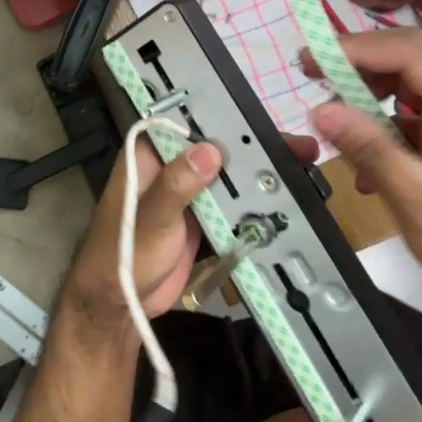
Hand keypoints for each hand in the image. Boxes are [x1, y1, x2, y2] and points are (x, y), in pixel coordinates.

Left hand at [62, 130, 319, 332]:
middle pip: (218, 149)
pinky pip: (232, 206)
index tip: (263, 122)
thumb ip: (176, 185)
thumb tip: (210, 150)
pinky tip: (284, 203)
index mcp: (150, 154)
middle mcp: (171, 167)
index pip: (190, 123)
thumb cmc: (123, 254)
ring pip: (228, 177)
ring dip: (259, 176)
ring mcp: (188, 194)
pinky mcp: (202, 220)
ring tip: (301, 171)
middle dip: (255, 148)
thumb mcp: (150, 218)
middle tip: (299, 149)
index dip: (226, 117)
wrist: (120, 303)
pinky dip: (254, 205)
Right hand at [302, 28, 421, 336]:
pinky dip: (394, 123)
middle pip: (416, 58)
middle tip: (315, 77)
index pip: (411, 53)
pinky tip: (370, 158)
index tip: (310, 61)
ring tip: (338, 118)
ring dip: (375, 94)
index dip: (356, 49)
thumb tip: (320, 109)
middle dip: (362, 64)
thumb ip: (369, 149)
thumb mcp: (418, 203)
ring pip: (420, 83)